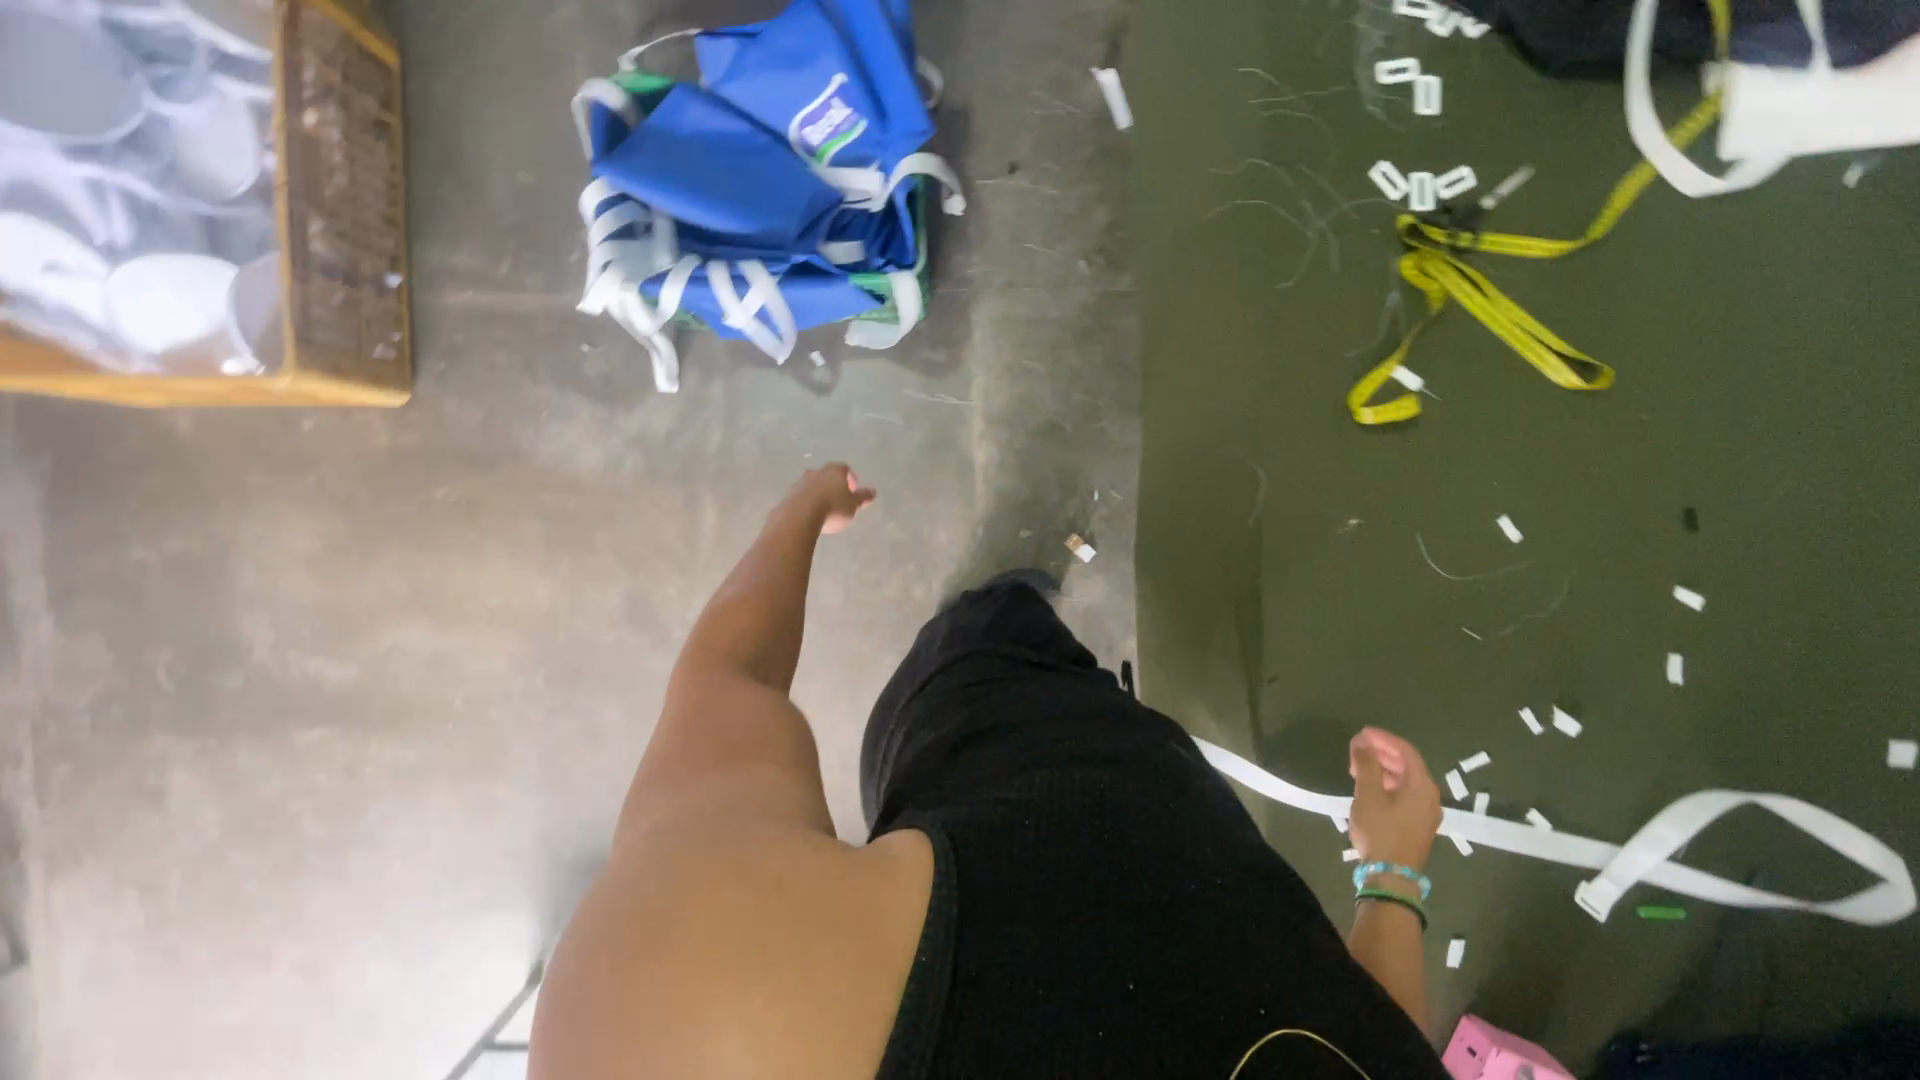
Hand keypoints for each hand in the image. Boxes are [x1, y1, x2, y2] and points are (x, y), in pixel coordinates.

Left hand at [776, 463, 875, 535]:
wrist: (799, 516)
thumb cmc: (832, 508)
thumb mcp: (852, 505)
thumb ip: (862, 497)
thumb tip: (873, 491)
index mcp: (834, 471)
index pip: (844, 469)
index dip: (850, 478)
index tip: (853, 490)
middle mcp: (816, 472)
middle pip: (827, 475)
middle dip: (833, 485)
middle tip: (839, 498)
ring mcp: (800, 482)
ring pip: (813, 484)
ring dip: (819, 493)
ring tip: (824, 508)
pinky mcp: (788, 495)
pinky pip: (801, 496)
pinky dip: (806, 502)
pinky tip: (810, 514)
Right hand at [1347, 726, 1441, 876]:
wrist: (1392, 876)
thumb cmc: (1380, 830)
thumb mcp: (1368, 794)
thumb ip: (1366, 763)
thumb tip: (1362, 740)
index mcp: (1422, 786)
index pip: (1406, 751)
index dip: (1384, 738)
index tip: (1362, 732)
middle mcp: (1430, 796)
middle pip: (1408, 764)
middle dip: (1382, 753)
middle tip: (1357, 749)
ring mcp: (1427, 812)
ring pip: (1406, 780)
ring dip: (1383, 769)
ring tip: (1358, 767)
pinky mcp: (1418, 824)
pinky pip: (1406, 794)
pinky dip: (1388, 784)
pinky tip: (1370, 788)